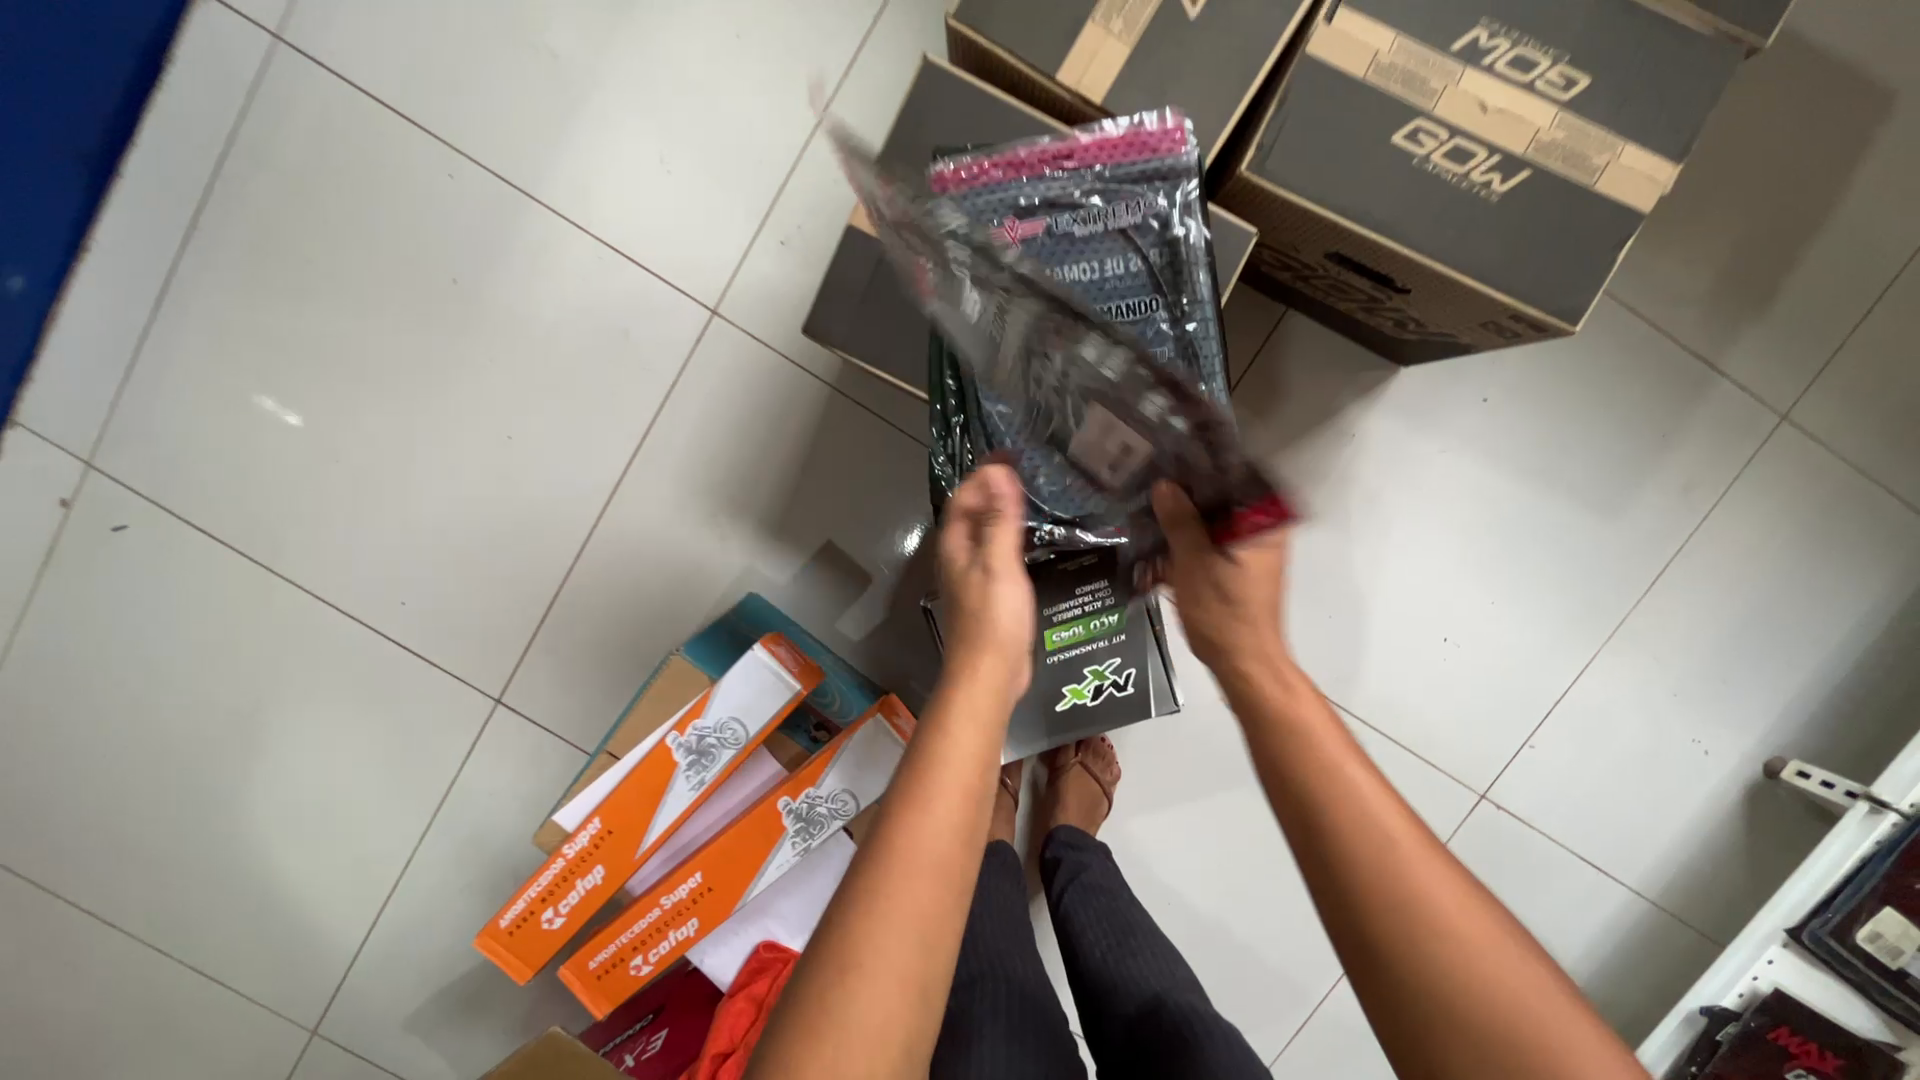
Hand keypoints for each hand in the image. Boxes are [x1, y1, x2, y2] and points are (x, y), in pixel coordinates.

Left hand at [937, 464, 1034, 704]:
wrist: (991, 674)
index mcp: (955, 545)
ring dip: (1004, 511)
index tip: (1013, 453)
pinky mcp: (990, 592)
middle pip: (973, 511)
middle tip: (1029, 469)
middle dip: (995, 488)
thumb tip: (998, 472)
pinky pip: (998, 552)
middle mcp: (959, 555)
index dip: (985, 472)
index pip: (964, 495)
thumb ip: (999, 518)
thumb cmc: (993, 618)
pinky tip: (1034, 538)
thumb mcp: (999, 563)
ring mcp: (973, 575)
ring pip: (986, 532)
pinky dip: (1012, 536)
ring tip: (1034, 495)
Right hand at [1152, 480, 1290, 678]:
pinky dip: (1186, 543)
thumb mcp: (1194, 562)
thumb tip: (1165, 485)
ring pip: (1211, 522)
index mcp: (1263, 523)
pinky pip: (1208, 544)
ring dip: (1181, 520)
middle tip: (1150, 482)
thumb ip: (1180, 521)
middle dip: (1185, 494)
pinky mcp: (1234, 568)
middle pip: (1220, 499)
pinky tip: (1156, 542)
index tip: (1169, 458)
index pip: (1235, 477)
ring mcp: (1248, 550)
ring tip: (1146, 509)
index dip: (1201, 466)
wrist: (1242, 663)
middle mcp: (1261, 531)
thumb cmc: (1223, 612)